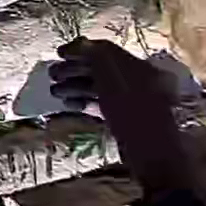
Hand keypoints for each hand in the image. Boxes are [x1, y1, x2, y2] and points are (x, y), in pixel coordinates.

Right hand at [47, 39, 171, 116]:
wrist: (154, 161)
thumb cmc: (133, 117)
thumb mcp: (113, 82)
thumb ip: (97, 59)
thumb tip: (82, 44)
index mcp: (138, 68)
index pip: (105, 50)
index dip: (80, 49)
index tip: (58, 54)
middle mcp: (137, 80)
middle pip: (100, 67)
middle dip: (74, 69)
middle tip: (52, 75)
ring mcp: (132, 101)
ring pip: (99, 86)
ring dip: (75, 86)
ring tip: (55, 92)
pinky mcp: (126, 119)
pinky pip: (102, 103)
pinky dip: (85, 101)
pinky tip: (69, 105)